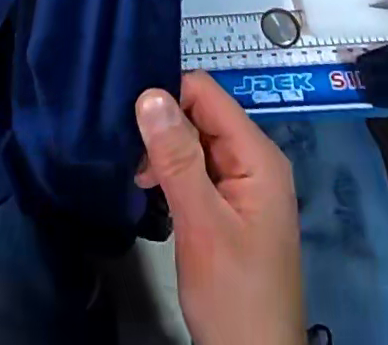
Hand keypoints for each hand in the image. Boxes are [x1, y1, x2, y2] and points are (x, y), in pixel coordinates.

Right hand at [136, 70, 303, 344]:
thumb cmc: (232, 294)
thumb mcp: (201, 224)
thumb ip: (177, 158)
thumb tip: (149, 94)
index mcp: (256, 155)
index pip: (206, 94)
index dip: (168, 97)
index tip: (131, 122)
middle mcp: (253, 158)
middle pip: (200, 114)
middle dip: (164, 129)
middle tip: (134, 163)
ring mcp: (243, 181)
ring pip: (195, 140)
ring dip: (165, 153)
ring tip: (140, 182)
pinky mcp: (229, 202)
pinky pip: (197, 166)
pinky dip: (173, 172)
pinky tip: (154, 192)